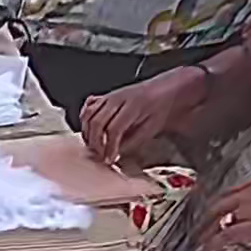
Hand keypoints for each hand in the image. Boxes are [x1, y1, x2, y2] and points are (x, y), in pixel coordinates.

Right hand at [81, 66, 208, 164]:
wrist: (166, 90)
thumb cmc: (160, 108)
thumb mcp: (150, 130)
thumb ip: (130, 143)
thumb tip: (114, 155)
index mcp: (134, 104)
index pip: (114, 129)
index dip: (109, 148)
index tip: (108, 160)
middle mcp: (119, 98)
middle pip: (97, 122)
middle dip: (95, 143)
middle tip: (100, 155)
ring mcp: (110, 96)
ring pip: (89, 114)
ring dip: (87, 133)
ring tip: (94, 146)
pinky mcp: (105, 97)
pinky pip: (89, 106)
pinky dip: (85, 119)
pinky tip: (89, 130)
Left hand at [197, 166, 250, 250]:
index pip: (238, 188)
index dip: (221, 201)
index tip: (211, 210)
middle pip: (223, 202)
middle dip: (206, 216)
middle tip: (196, 229)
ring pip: (221, 218)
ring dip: (206, 231)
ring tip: (196, 243)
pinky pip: (229, 234)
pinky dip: (214, 241)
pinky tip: (205, 250)